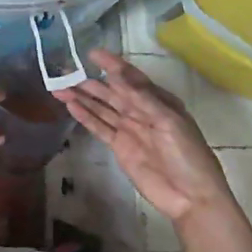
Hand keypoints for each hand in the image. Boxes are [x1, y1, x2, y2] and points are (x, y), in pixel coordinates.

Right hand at [62, 49, 235, 228]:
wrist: (191, 197)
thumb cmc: (188, 156)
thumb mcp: (169, 122)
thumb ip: (142, 98)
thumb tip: (116, 73)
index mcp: (158, 101)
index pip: (131, 77)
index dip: (112, 65)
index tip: (91, 54)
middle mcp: (142, 111)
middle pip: (111, 92)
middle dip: (89, 82)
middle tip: (65, 71)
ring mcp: (129, 129)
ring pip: (102, 108)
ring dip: (82, 98)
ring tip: (60, 88)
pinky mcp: (120, 148)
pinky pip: (100, 128)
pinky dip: (86, 117)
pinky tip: (71, 107)